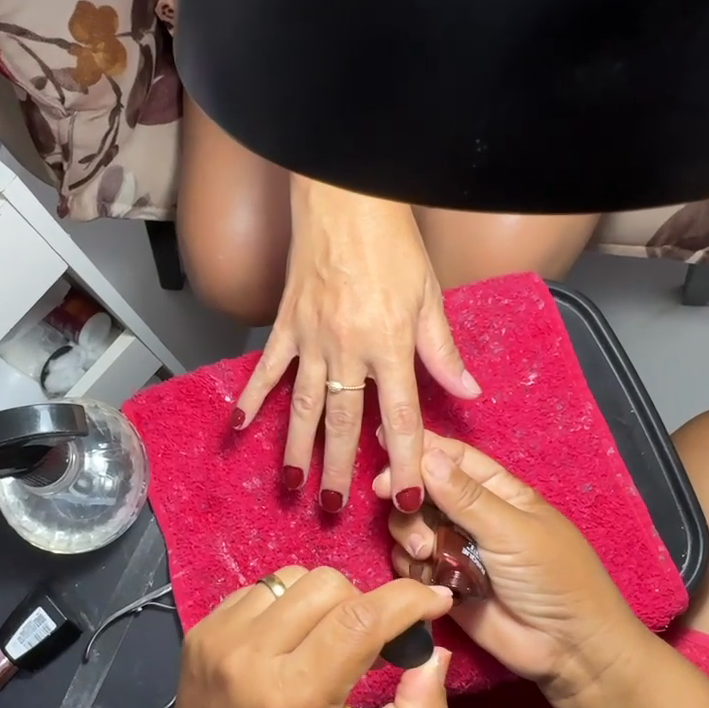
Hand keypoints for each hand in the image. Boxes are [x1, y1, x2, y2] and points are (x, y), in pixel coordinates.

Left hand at [147, 567, 453, 707]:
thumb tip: (435, 652)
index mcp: (291, 700)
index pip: (358, 622)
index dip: (407, 601)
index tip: (437, 601)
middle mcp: (248, 657)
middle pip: (329, 585)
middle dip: (366, 604)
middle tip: (373, 643)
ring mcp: (218, 637)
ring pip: (295, 578)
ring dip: (326, 601)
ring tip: (327, 643)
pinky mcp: (202, 627)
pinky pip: (263, 587)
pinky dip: (289, 604)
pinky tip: (289, 642)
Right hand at [232, 177, 479, 514]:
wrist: (346, 200)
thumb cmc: (393, 245)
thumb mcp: (429, 296)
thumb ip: (442, 351)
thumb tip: (467, 391)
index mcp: (391, 345)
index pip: (400, 416)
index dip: (403, 460)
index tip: (404, 496)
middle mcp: (349, 349)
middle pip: (344, 421)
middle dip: (339, 468)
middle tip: (334, 506)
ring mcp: (312, 339)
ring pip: (305, 404)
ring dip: (298, 448)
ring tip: (292, 485)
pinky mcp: (286, 324)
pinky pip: (267, 367)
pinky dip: (253, 396)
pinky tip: (241, 425)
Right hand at [372, 432, 642, 698]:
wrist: (567, 650)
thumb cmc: (555, 578)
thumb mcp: (512, 531)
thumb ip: (466, 497)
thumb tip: (426, 454)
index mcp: (497, 491)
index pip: (452, 458)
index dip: (419, 450)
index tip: (386, 447)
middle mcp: (471, 515)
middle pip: (421, 489)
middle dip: (406, 495)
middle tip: (395, 501)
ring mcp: (454, 548)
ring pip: (409, 526)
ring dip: (409, 533)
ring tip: (427, 553)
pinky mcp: (441, 582)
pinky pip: (409, 564)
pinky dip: (409, 566)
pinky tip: (427, 578)